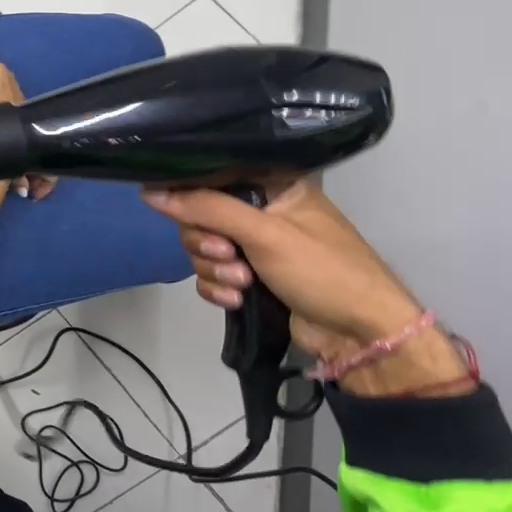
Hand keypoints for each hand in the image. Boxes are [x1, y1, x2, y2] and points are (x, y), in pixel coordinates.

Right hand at [142, 179, 469, 395]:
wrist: (363, 337)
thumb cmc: (324, 272)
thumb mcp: (264, 234)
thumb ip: (206, 208)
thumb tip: (148, 191)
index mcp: (274, 186)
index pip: (212, 174)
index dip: (191, 193)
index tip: (187, 213)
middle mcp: (262, 211)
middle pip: (198, 214)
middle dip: (205, 241)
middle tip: (227, 255)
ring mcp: (255, 245)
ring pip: (202, 246)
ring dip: (213, 269)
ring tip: (241, 284)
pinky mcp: (249, 276)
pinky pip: (210, 273)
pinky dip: (217, 287)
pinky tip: (237, 299)